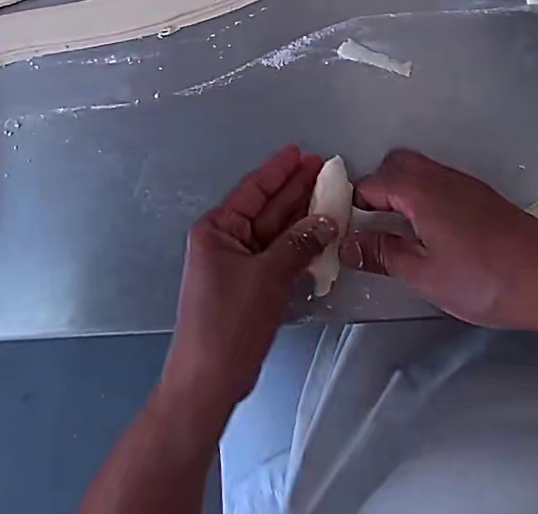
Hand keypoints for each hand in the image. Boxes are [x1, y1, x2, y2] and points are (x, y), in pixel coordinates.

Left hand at [159, 146, 338, 415]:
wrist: (208, 384)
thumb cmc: (228, 324)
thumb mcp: (267, 278)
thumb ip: (299, 245)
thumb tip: (327, 221)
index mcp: (217, 230)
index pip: (252, 190)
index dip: (278, 170)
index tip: (300, 153)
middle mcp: (225, 241)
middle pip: (266, 207)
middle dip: (294, 189)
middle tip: (323, 169)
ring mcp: (238, 264)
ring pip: (275, 231)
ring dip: (301, 216)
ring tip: (329, 195)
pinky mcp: (250, 285)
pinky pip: (278, 254)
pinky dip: (299, 245)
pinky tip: (320, 234)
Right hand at [341, 149, 537, 331]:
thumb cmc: (483, 279)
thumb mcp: (423, 274)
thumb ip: (382, 254)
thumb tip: (348, 243)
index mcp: (418, 190)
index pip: (370, 184)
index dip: (351, 206)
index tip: (343, 231)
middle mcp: (439, 176)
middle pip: (394, 165)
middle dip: (376, 190)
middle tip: (370, 228)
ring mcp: (462, 182)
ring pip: (418, 171)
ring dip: (400, 192)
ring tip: (397, 233)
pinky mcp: (479, 195)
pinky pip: (438, 181)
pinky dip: (422, 197)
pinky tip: (429, 232)